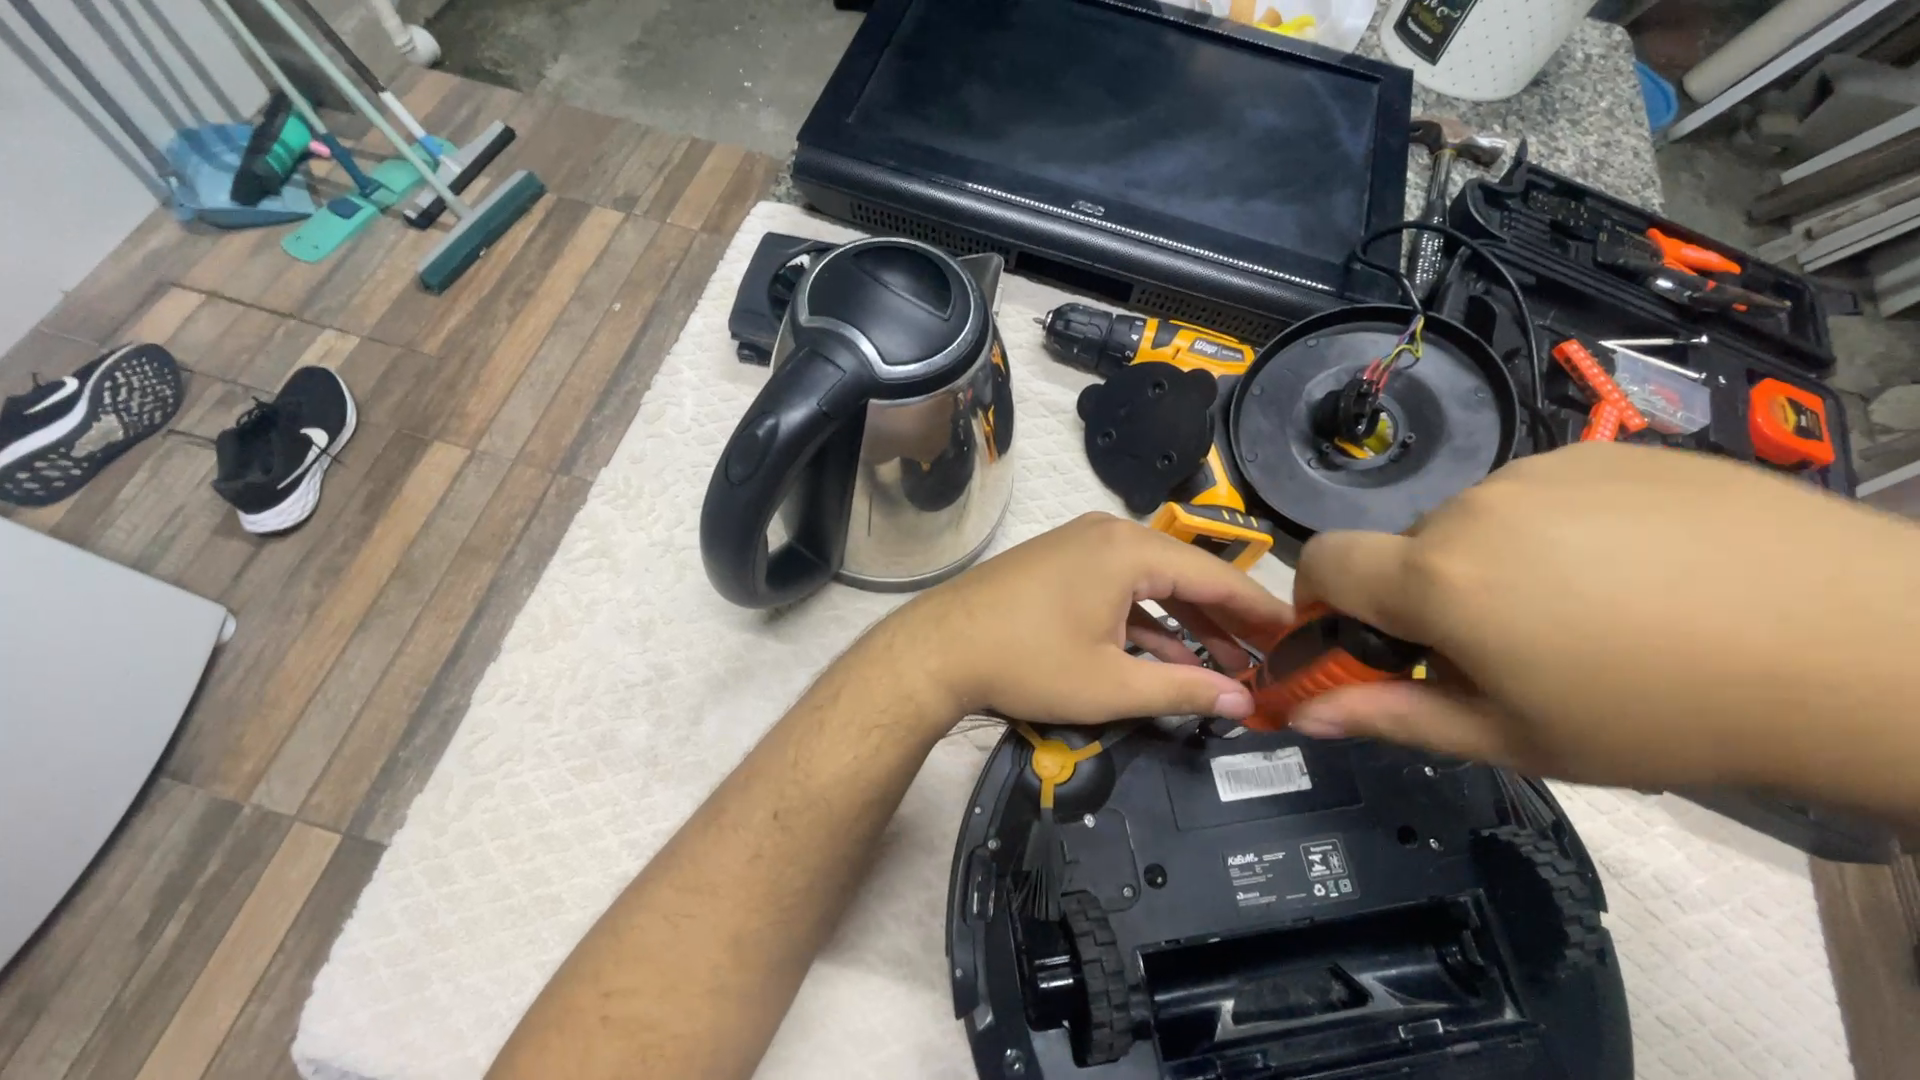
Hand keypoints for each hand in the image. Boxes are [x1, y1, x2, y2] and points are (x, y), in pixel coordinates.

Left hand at [876, 513, 1294, 728]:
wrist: (936, 650)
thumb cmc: (1027, 662)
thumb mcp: (1110, 685)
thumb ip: (1182, 691)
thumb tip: (1244, 703)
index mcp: (1130, 551)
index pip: (1216, 577)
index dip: (1260, 611)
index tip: (1297, 636)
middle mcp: (1109, 535)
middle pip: (1186, 576)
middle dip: (1226, 622)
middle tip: (1268, 661)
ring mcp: (1080, 546)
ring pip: (1152, 583)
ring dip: (1186, 624)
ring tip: (1226, 667)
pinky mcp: (1059, 564)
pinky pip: (1119, 587)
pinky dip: (1145, 619)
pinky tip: (1167, 655)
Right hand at [1287, 442, 1919, 799]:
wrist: (1862, 645)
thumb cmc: (1664, 713)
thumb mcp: (1514, 738)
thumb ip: (1394, 718)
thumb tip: (1303, 715)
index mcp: (1438, 578)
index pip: (1321, 561)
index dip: (1316, 599)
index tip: (1355, 639)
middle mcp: (1473, 506)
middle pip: (1405, 550)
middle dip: (1425, 598)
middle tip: (1505, 651)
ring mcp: (1543, 468)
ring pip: (1474, 523)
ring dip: (1490, 565)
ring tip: (1585, 612)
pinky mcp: (1606, 450)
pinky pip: (1540, 493)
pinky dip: (1551, 532)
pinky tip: (1632, 571)